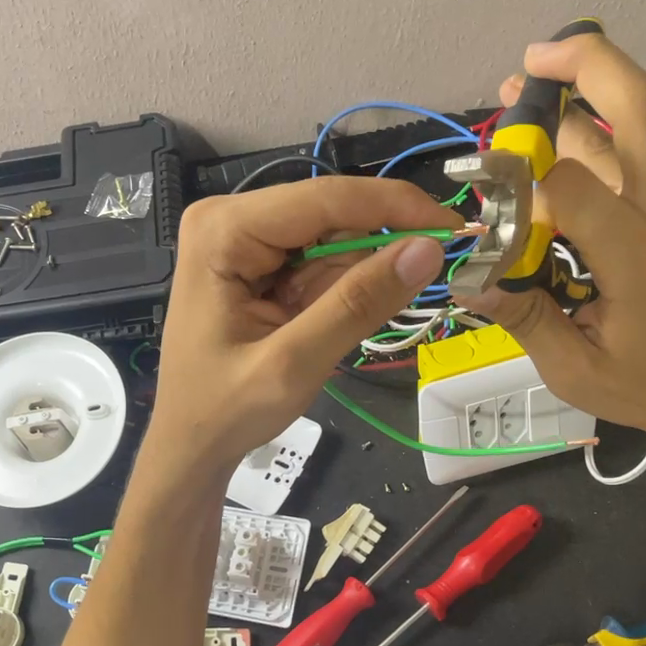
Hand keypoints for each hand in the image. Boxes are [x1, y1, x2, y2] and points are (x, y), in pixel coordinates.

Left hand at [147, 178, 460, 474]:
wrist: (191, 446)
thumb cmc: (226, 412)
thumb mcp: (294, 364)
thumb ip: (357, 305)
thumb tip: (428, 249)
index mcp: (223, 231)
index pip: (324, 199)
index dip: (395, 209)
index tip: (455, 231)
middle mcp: (228, 221)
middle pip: (328, 215)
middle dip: (371, 254)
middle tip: (402, 297)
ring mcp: (240, 241)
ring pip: (328, 239)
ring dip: (352, 281)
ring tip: (324, 332)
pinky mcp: (254, 266)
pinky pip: (315, 263)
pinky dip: (336, 292)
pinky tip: (318, 327)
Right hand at [457, 32, 645, 451]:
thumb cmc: (645, 386)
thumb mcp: (572, 367)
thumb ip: (523, 315)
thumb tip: (467, 278)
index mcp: (636, 250)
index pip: (568, 183)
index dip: (517, 183)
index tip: (482, 202)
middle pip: (637, 104)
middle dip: (585, 66)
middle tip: (527, 63)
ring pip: (636, 122)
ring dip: (584, 95)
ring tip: (523, 88)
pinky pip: (636, 153)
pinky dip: (596, 132)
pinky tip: (556, 141)